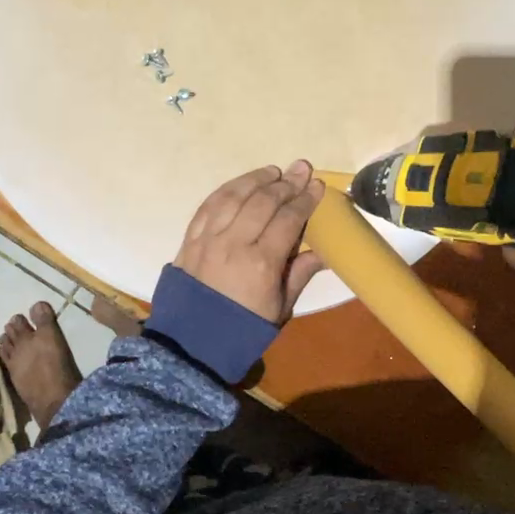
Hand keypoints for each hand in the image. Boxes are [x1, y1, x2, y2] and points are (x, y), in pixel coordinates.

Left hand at [175, 161, 325, 322]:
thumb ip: (299, 274)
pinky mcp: (190, 239)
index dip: (305, 200)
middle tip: (301, 168)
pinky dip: (227, 190)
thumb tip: (324, 252)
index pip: (288, 219)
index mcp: (262, 263)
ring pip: (234, 196)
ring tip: (273, 171)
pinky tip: (241, 184)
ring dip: (256, 179)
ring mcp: (208, 238)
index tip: (317, 185)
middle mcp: (234, 243)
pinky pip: (209, 205)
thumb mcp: (280, 308)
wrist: (192, 345)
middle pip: (263, 201)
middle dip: (286, 183)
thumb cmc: (243, 330)